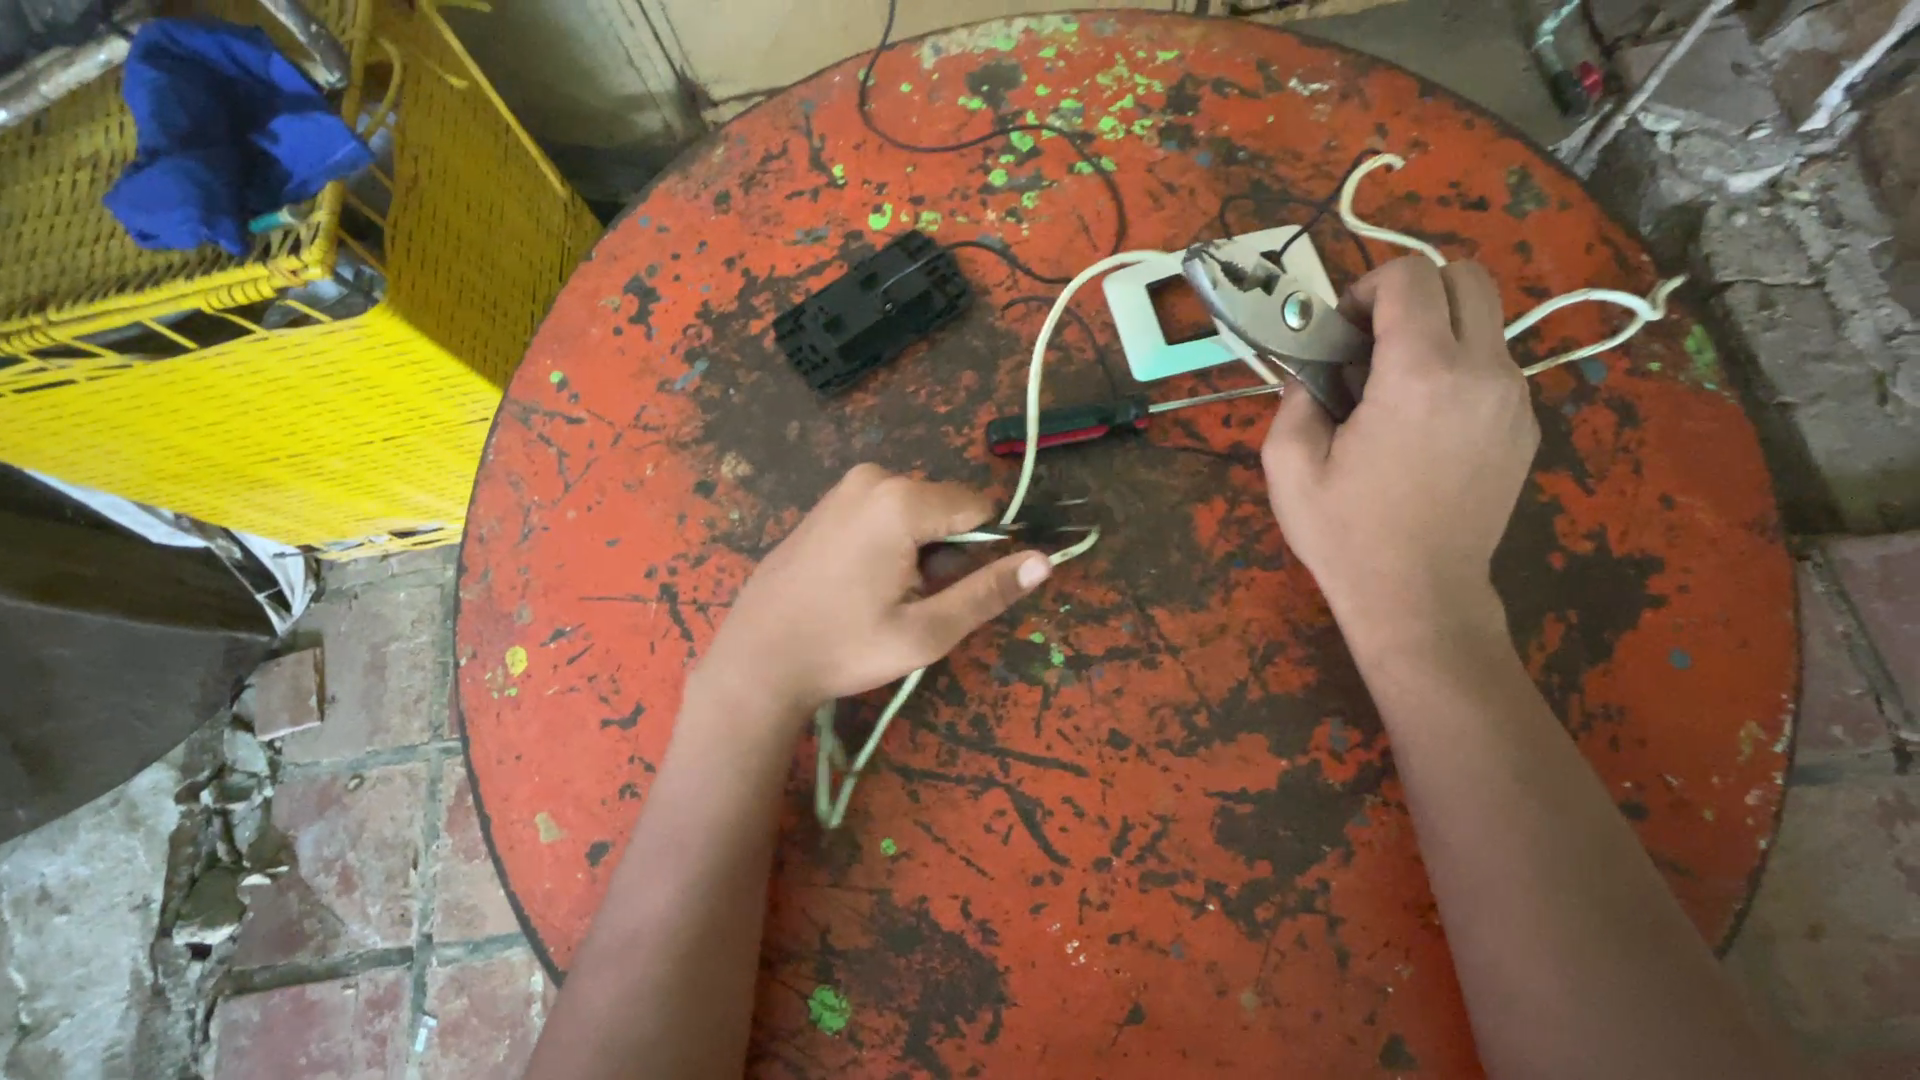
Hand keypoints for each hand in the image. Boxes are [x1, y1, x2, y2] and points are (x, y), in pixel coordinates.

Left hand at [696, 465, 1051, 717]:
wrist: (758, 658)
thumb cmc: (845, 647)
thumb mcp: (926, 631)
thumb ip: (987, 592)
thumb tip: (1045, 561)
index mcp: (901, 500)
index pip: (980, 506)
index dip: (982, 551)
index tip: (954, 592)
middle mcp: (874, 477)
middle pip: (946, 507)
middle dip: (946, 552)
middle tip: (914, 602)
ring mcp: (845, 486)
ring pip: (917, 511)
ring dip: (919, 550)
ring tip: (884, 596)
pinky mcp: (828, 501)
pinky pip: (884, 511)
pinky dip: (890, 542)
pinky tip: (861, 583)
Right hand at [1261, 256, 1539, 625]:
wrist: (1419, 596)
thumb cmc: (1346, 533)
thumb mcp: (1287, 464)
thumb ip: (1295, 396)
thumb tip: (1314, 369)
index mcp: (1419, 374)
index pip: (1410, 276)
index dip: (1365, 287)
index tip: (1340, 330)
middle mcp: (1481, 372)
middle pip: (1467, 277)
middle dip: (1413, 291)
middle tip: (1371, 341)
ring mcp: (1514, 400)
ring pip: (1485, 321)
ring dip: (1437, 331)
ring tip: (1393, 389)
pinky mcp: (1524, 427)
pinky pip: (1493, 367)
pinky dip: (1457, 370)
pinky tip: (1422, 425)